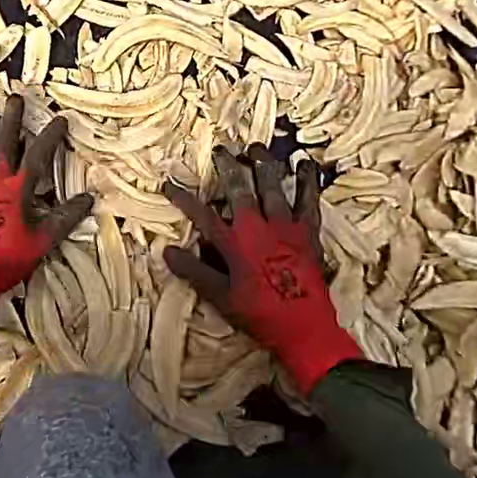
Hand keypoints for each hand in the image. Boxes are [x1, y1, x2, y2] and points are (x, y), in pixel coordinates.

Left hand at [0, 94, 93, 308]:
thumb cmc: (7, 260)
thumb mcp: (43, 241)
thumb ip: (65, 218)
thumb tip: (89, 199)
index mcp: (19, 189)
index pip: (40, 154)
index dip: (51, 136)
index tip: (61, 120)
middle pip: (5, 141)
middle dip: (12, 118)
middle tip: (15, 98)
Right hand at [163, 145, 360, 396]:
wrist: (305, 329)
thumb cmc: (259, 314)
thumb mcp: (219, 297)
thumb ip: (193, 271)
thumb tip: (167, 251)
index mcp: (234, 242)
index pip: (201, 214)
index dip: (183, 198)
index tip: (168, 185)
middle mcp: (258, 228)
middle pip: (239, 190)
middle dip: (227, 168)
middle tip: (220, 151)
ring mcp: (286, 228)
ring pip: (273, 188)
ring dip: (263, 165)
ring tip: (256, 148)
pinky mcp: (308, 234)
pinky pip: (309, 202)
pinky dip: (307, 183)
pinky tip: (305, 165)